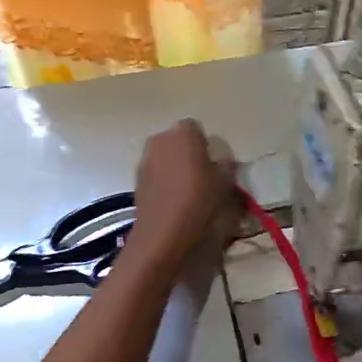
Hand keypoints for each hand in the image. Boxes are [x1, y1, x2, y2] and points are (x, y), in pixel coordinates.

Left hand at [129, 119, 234, 265]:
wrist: (162, 233)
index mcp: (183, 134)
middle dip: (187, 152)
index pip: (196, 128)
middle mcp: (160, 140)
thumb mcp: (224, 183)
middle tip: (201, 174)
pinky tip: (172, 199)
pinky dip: (163, 180)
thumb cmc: (198, 201)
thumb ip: (225, 165)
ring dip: (174, 166)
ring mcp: (144, 159)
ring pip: (164, 156)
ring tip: (186, 189)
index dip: (204, 144)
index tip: (212, 163)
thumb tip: (223, 161)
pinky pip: (155, 172)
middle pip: (177, 140)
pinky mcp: (136, 178)